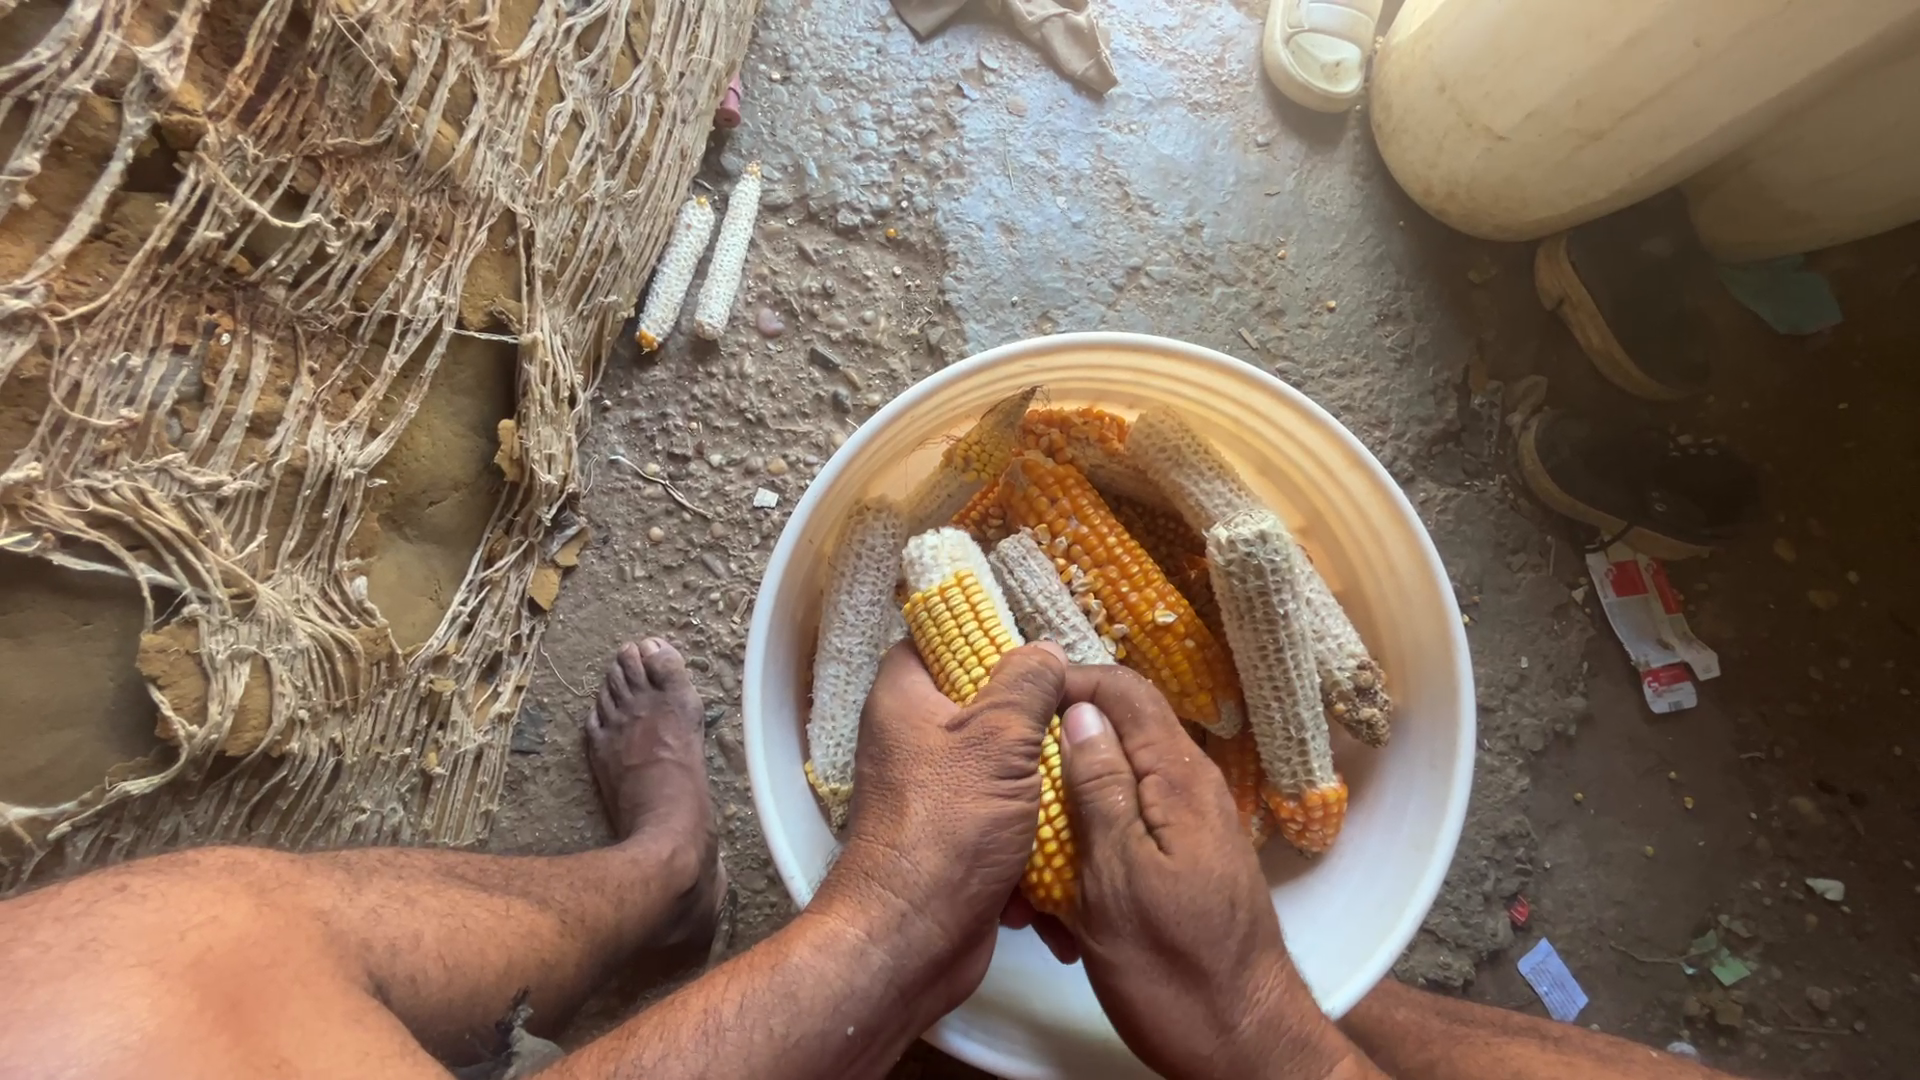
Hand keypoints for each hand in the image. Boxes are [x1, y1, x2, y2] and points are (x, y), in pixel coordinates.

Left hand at [811, 639, 1066, 1012]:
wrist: (915, 941)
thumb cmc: (949, 825)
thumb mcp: (997, 739)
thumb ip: (1026, 684)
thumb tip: (1045, 648)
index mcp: (903, 698)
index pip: (931, 640)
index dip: (976, 634)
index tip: (1029, 644)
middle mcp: (909, 736)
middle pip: (973, 698)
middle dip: (1026, 706)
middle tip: (1073, 702)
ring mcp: (931, 786)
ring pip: (993, 754)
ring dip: (1035, 764)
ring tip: (1081, 754)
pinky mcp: (953, 830)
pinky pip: (996, 802)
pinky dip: (1027, 810)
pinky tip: (1066, 813)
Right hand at [1051, 666, 1357, 1079]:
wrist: (1244, 1047)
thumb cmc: (1174, 970)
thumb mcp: (1118, 877)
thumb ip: (1101, 787)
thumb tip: (1082, 712)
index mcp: (1177, 777)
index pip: (1125, 689)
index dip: (1072, 682)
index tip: (1022, 705)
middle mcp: (1189, 784)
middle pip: (1120, 728)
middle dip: (1063, 742)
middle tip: (1013, 775)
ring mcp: (1189, 819)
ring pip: (1118, 776)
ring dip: (1070, 797)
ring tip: (1030, 838)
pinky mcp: (1184, 852)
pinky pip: (1129, 817)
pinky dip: (1090, 832)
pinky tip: (1062, 880)